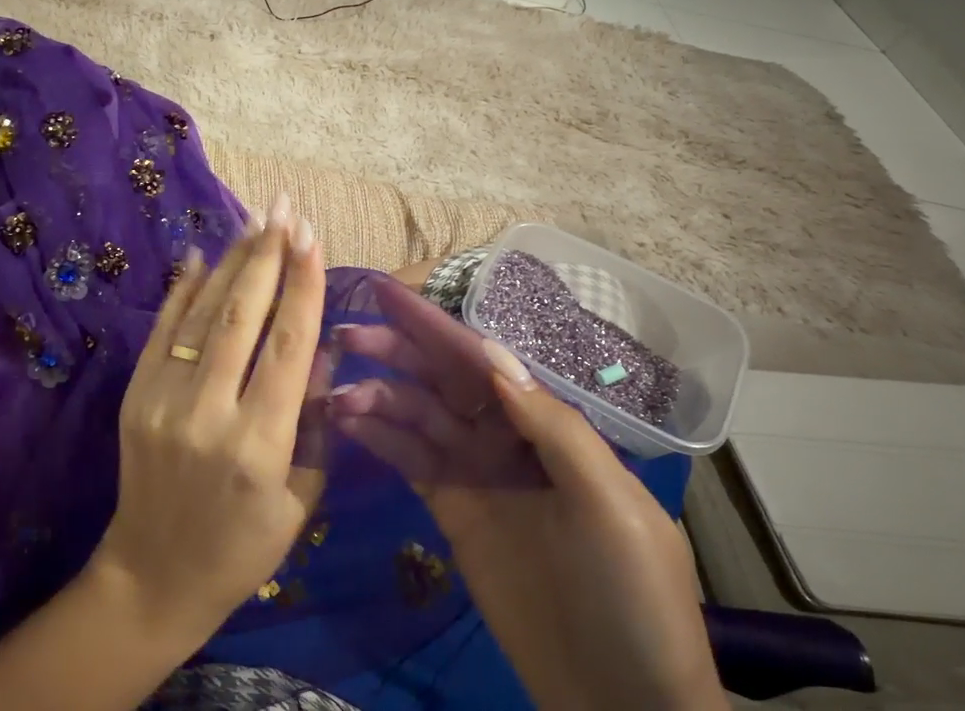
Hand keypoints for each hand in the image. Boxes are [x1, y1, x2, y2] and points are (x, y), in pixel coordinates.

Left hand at [89, 197, 329, 638]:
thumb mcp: (301, 498)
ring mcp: (162, 401)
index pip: (288, 346)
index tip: (311, 236)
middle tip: (284, 208)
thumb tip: (320, 346)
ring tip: (254, 221)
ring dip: (230, 264)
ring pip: (202, 317)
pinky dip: (182, 292)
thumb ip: (314, 421)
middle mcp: (209, 413)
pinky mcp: (134, 397)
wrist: (155, 574)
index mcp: (261, 444)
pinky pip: (162, 332)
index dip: (301, 285)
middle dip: (267, 255)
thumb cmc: (243, 548)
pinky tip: (199, 256)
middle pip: (242, 317)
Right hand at [330, 278, 726, 710]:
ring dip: (376, 397)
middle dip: (395, 353)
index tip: (386, 293)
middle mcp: (508, 439)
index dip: (436, 327)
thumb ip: (551, 427)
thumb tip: (491, 355)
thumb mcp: (609, 505)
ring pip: (417, 417)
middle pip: (442, 382)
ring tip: (332, 393)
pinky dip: (377, 438)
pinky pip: (408, 461)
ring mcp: (476, 474)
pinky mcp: (450, 510)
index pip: (484, 363)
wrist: (618, 694)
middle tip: (343, 336)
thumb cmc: (632, 594)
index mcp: (550, 427)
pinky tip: (343, 422)